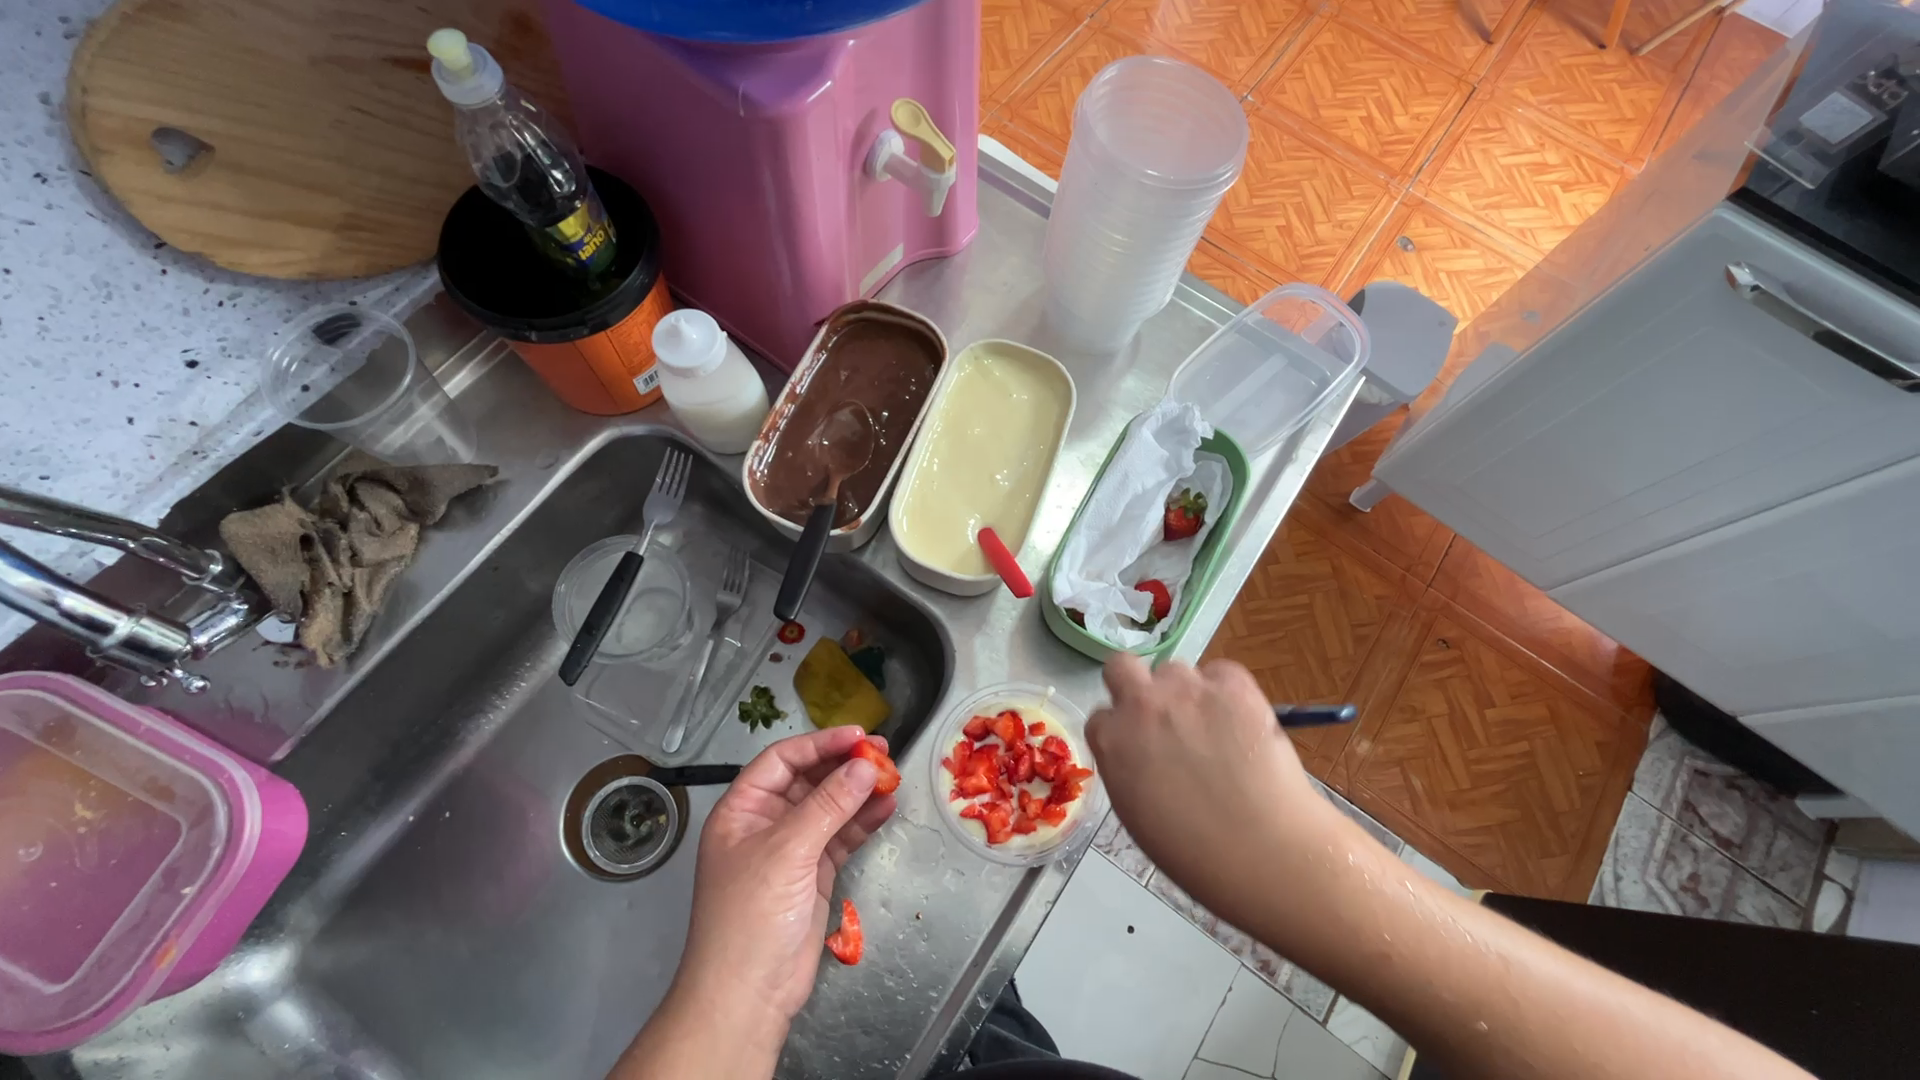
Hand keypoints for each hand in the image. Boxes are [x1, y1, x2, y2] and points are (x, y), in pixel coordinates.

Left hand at [676, 726, 896, 1026]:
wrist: (746, 994)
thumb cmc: (751, 914)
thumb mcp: (787, 851)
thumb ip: (828, 805)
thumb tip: (864, 765)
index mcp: (742, 809)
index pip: (782, 760)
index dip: (820, 744)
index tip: (859, 735)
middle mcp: (765, 823)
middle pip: (808, 781)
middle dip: (844, 766)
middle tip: (884, 752)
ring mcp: (791, 850)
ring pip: (829, 808)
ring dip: (858, 793)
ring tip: (892, 776)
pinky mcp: (813, 874)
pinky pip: (840, 837)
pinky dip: (862, 822)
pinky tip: (886, 807)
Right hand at [1085, 655, 1350, 934]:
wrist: (1263, 850)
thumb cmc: (1194, 852)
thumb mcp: (1133, 811)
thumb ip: (1125, 767)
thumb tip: (1139, 753)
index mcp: (1111, 740)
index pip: (1101, 715)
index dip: (1121, 728)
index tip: (1140, 744)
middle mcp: (1142, 704)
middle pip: (1121, 667)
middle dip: (1135, 684)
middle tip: (1161, 714)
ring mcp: (1187, 690)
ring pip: (1175, 670)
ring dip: (1185, 692)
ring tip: (1214, 726)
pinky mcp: (1232, 684)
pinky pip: (1221, 672)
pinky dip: (1227, 691)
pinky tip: (1241, 722)